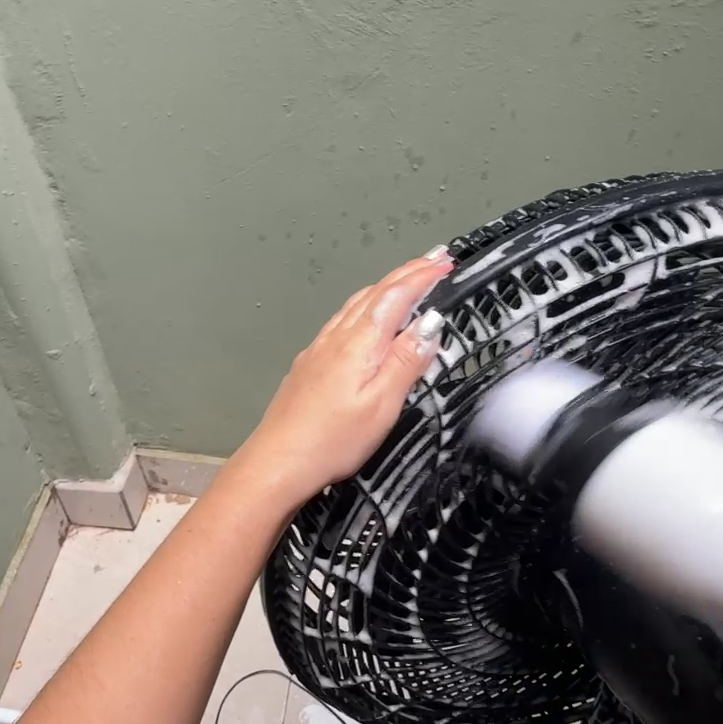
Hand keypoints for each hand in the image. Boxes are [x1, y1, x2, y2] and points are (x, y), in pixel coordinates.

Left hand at [227, 248, 453, 511]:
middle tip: (434, 260)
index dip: (422, 275)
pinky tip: (364, 318)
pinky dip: (363, 307)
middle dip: (407, 273)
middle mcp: (336, 338)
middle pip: (375, 293)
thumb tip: (430, 322)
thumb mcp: (381, 404)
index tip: (445, 261)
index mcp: (360, 343)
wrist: (277, 462)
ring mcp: (319, 350)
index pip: (396, 296)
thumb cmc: (331, 441)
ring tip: (405, 281)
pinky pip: (341, 321)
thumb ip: (406, 361)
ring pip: (355, 305)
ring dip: (384, 288)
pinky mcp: (309, 365)